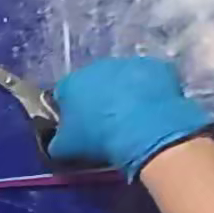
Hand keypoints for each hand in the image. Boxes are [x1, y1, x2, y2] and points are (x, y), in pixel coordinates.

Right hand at [48, 57, 213, 180]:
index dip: (70, 110)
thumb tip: (58, 140)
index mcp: (70, 83)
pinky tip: (151, 110)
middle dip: (97, 98)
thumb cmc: (98, 138)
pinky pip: (149, 78)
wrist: (144, 132)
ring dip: (123, 93)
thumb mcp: (64, 148)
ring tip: (131, 118)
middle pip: (93, 82)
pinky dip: (149, 91)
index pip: (63, 94)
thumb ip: (56, 140)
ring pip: (122, 78)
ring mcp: (128, 64)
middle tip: (105, 122)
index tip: (78, 126)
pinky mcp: (157, 66)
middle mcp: (96, 67)